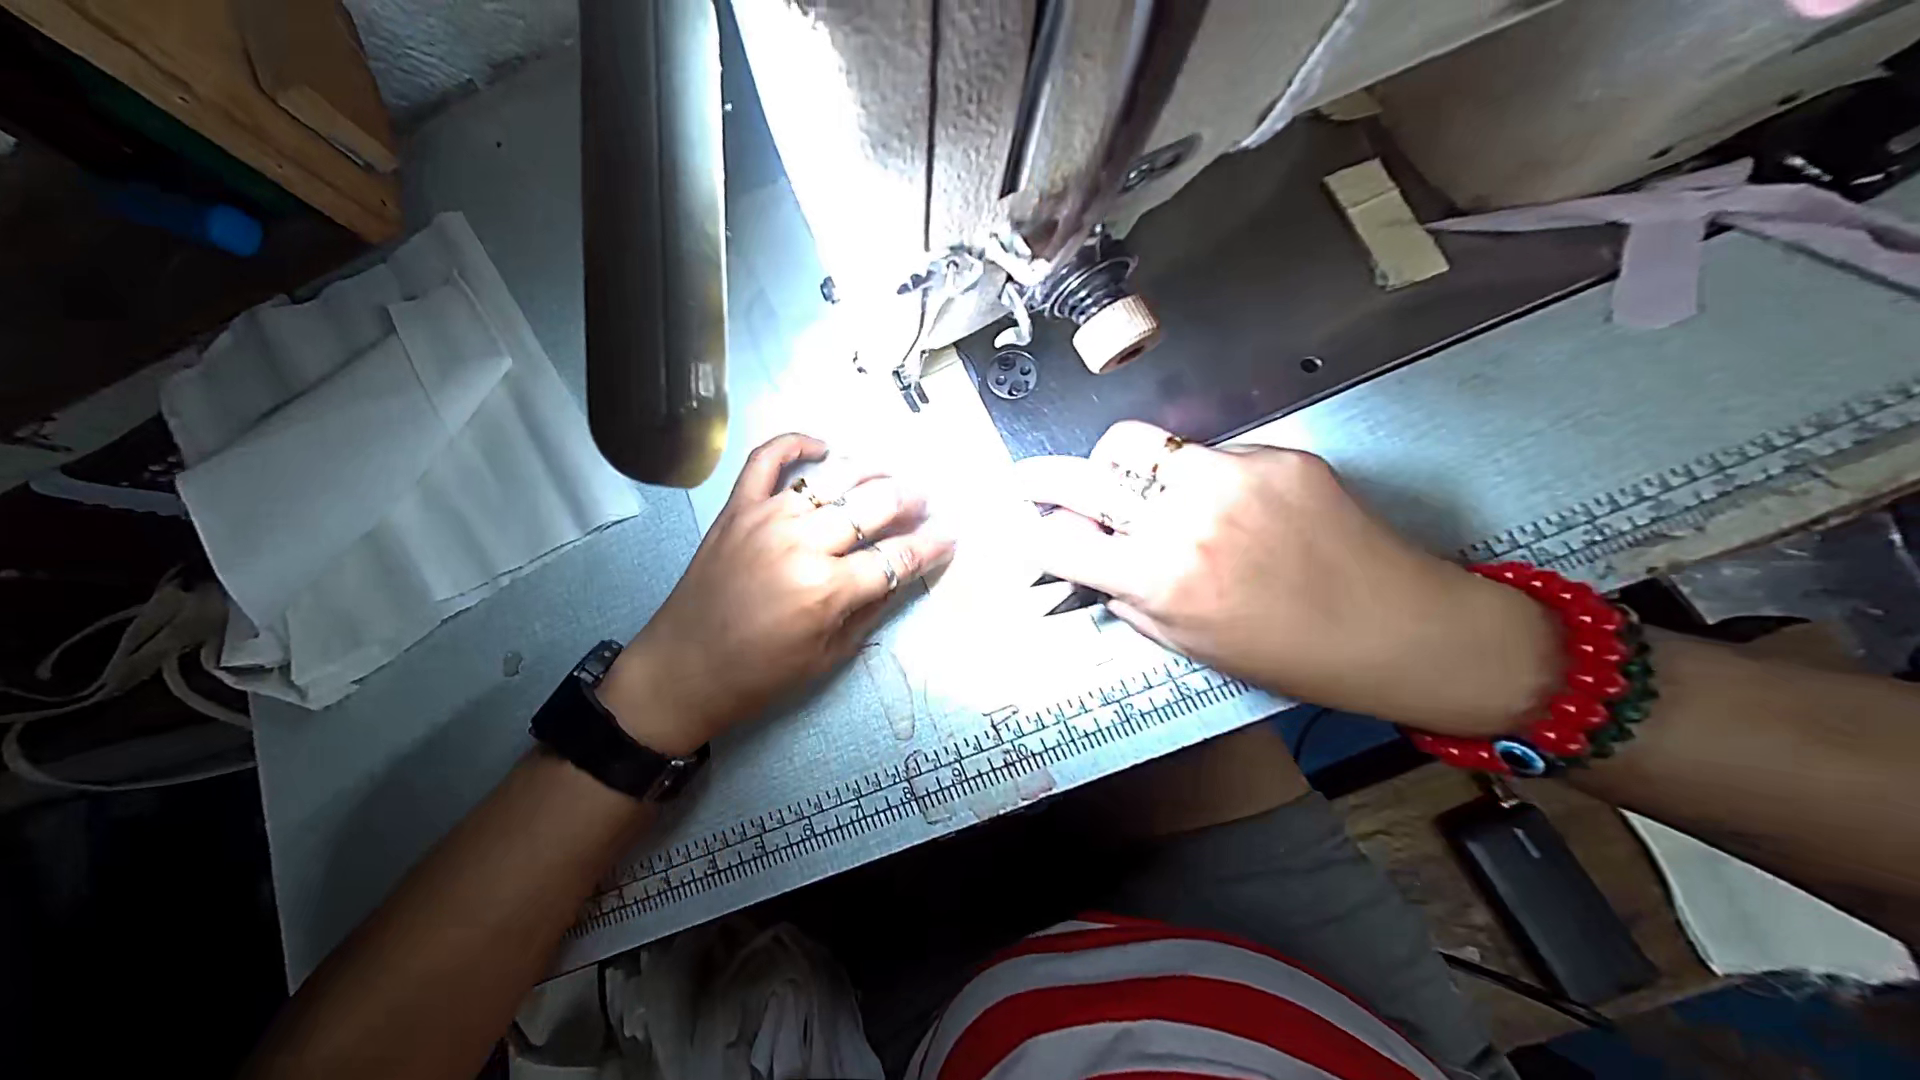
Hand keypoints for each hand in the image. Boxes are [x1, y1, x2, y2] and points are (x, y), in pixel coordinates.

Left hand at [598, 434, 954, 755]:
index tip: (950, 536)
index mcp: (828, 589)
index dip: (931, 545)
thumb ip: (873, 608)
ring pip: (832, 477)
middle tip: (923, 502)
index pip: (897, 556)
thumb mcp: (830, 656)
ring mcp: (766, 519)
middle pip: (873, 506)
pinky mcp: (736, 508)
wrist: (683, 670)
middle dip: (909, 501)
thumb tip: (906, 571)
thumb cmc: (761, 675)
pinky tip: (822, 447)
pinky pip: (766, 460)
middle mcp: (802, 544)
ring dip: (870, 471)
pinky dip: (795, 443)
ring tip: (887, 476)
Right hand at [1016, 421, 1560, 735]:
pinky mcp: (1276, 454)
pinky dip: (1200, 475)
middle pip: (1084, 477)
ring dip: (1122, 467)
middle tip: (1026, 478)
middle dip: (1041, 478)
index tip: (1026, 526)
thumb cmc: (1284, 653)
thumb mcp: (1188, 641)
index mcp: (1161, 581)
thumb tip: (1087, 558)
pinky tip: (1233, 503)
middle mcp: (1186, 522)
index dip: (1035, 535)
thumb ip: (1128, 596)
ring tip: (1137, 487)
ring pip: (1142, 445)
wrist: (1394, 626)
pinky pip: (1210, 452)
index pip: (1062, 543)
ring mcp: (1232, 478)